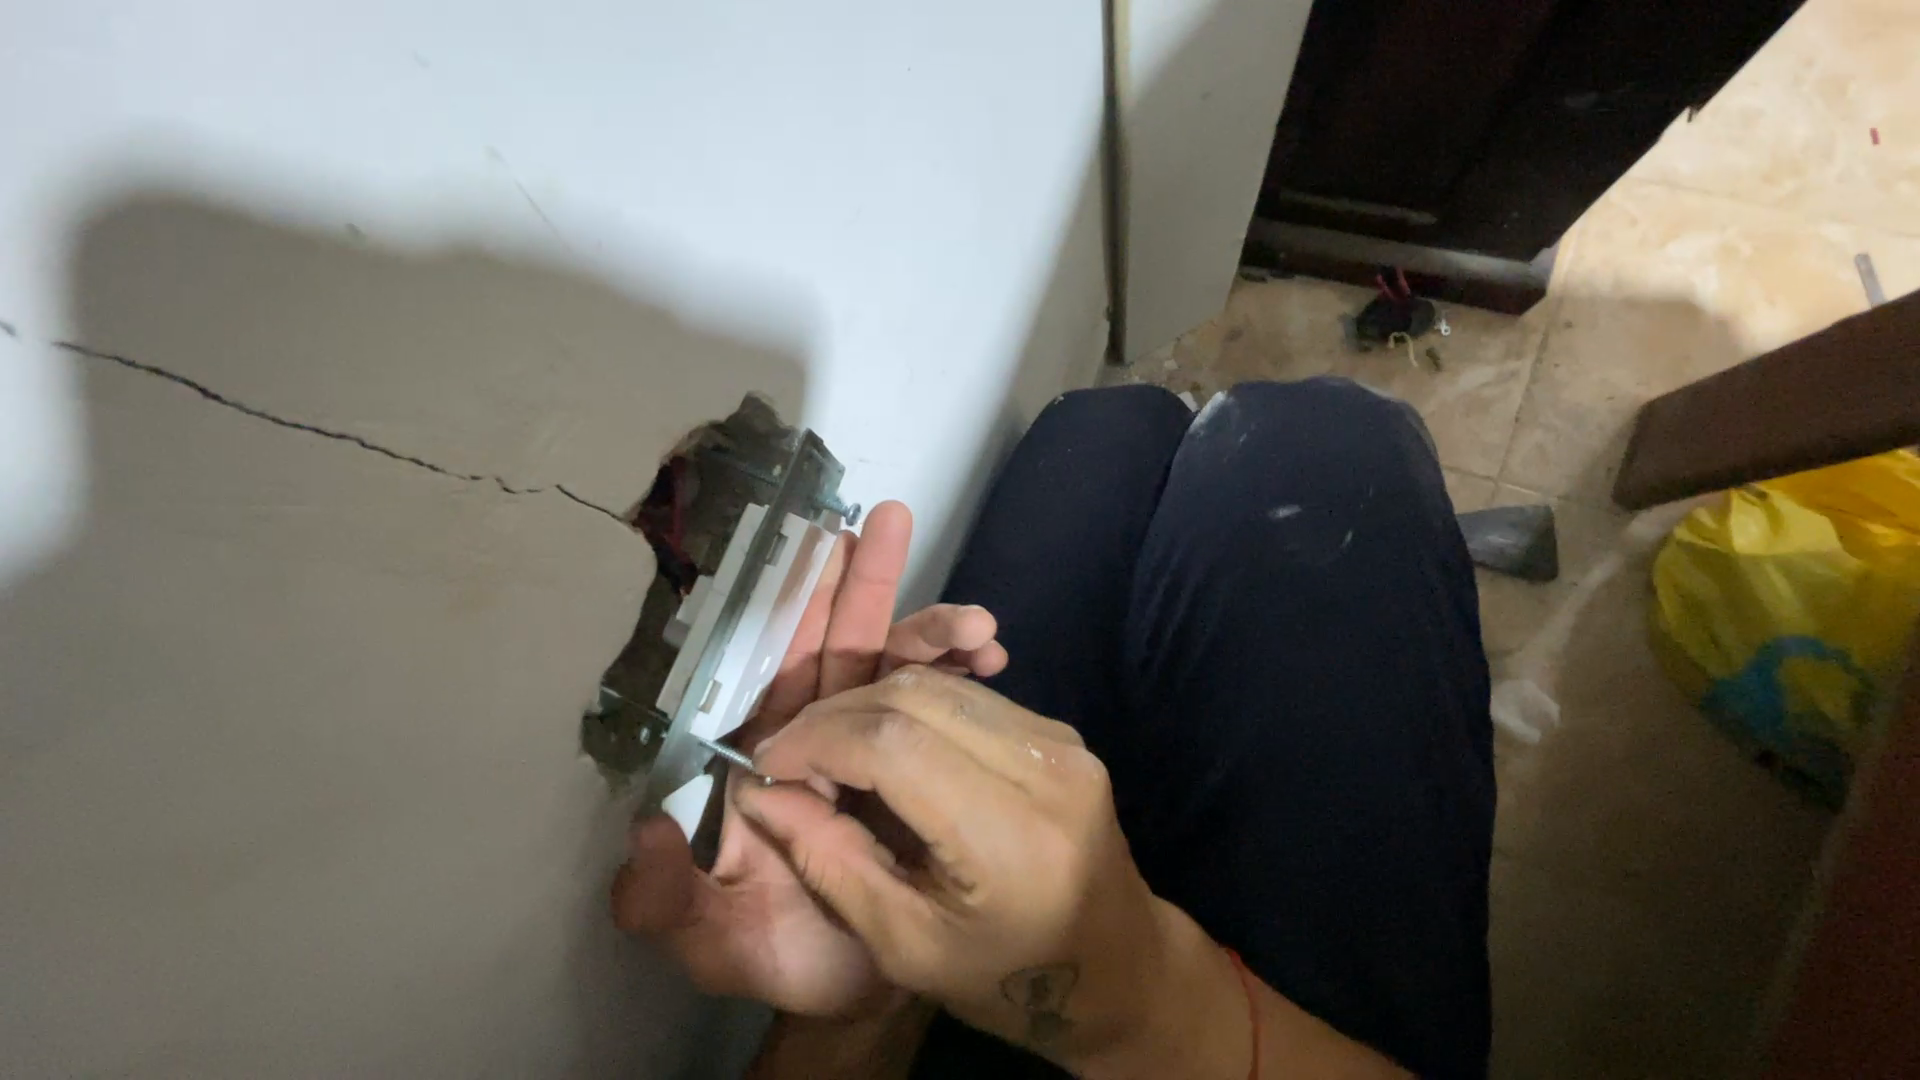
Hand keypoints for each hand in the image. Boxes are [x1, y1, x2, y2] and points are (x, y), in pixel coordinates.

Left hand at [610, 502, 1007, 1016]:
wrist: (862, 986)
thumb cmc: (780, 951)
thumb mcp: (711, 936)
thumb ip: (665, 897)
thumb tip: (644, 830)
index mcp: (769, 750)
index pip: (778, 662)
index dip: (794, 603)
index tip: (818, 545)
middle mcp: (823, 732)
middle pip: (845, 644)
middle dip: (866, 583)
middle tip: (890, 519)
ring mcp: (879, 745)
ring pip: (902, 669)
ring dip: (934, 636)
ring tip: (979, 627)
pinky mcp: (925, 762)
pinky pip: (945, 708)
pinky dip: (967, 680)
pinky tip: (995, 666)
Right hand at [732, 667, 1172, 1065]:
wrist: (1120, 964)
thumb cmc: (1009, 979)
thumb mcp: (907, 946)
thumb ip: (833, 864)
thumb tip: (768, 793)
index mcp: (1011, 836)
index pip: (896, 745)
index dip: (820, 740)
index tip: (770, 763)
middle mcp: (1044, 767)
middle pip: (916, 698)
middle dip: (837, 715)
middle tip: (792, 752)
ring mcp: (1060, 740)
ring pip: (940, 685)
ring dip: (870, 702)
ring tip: (829, 744)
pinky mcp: (1059, 730)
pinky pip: (967, 696)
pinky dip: (910, 706)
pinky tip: (882, 740)